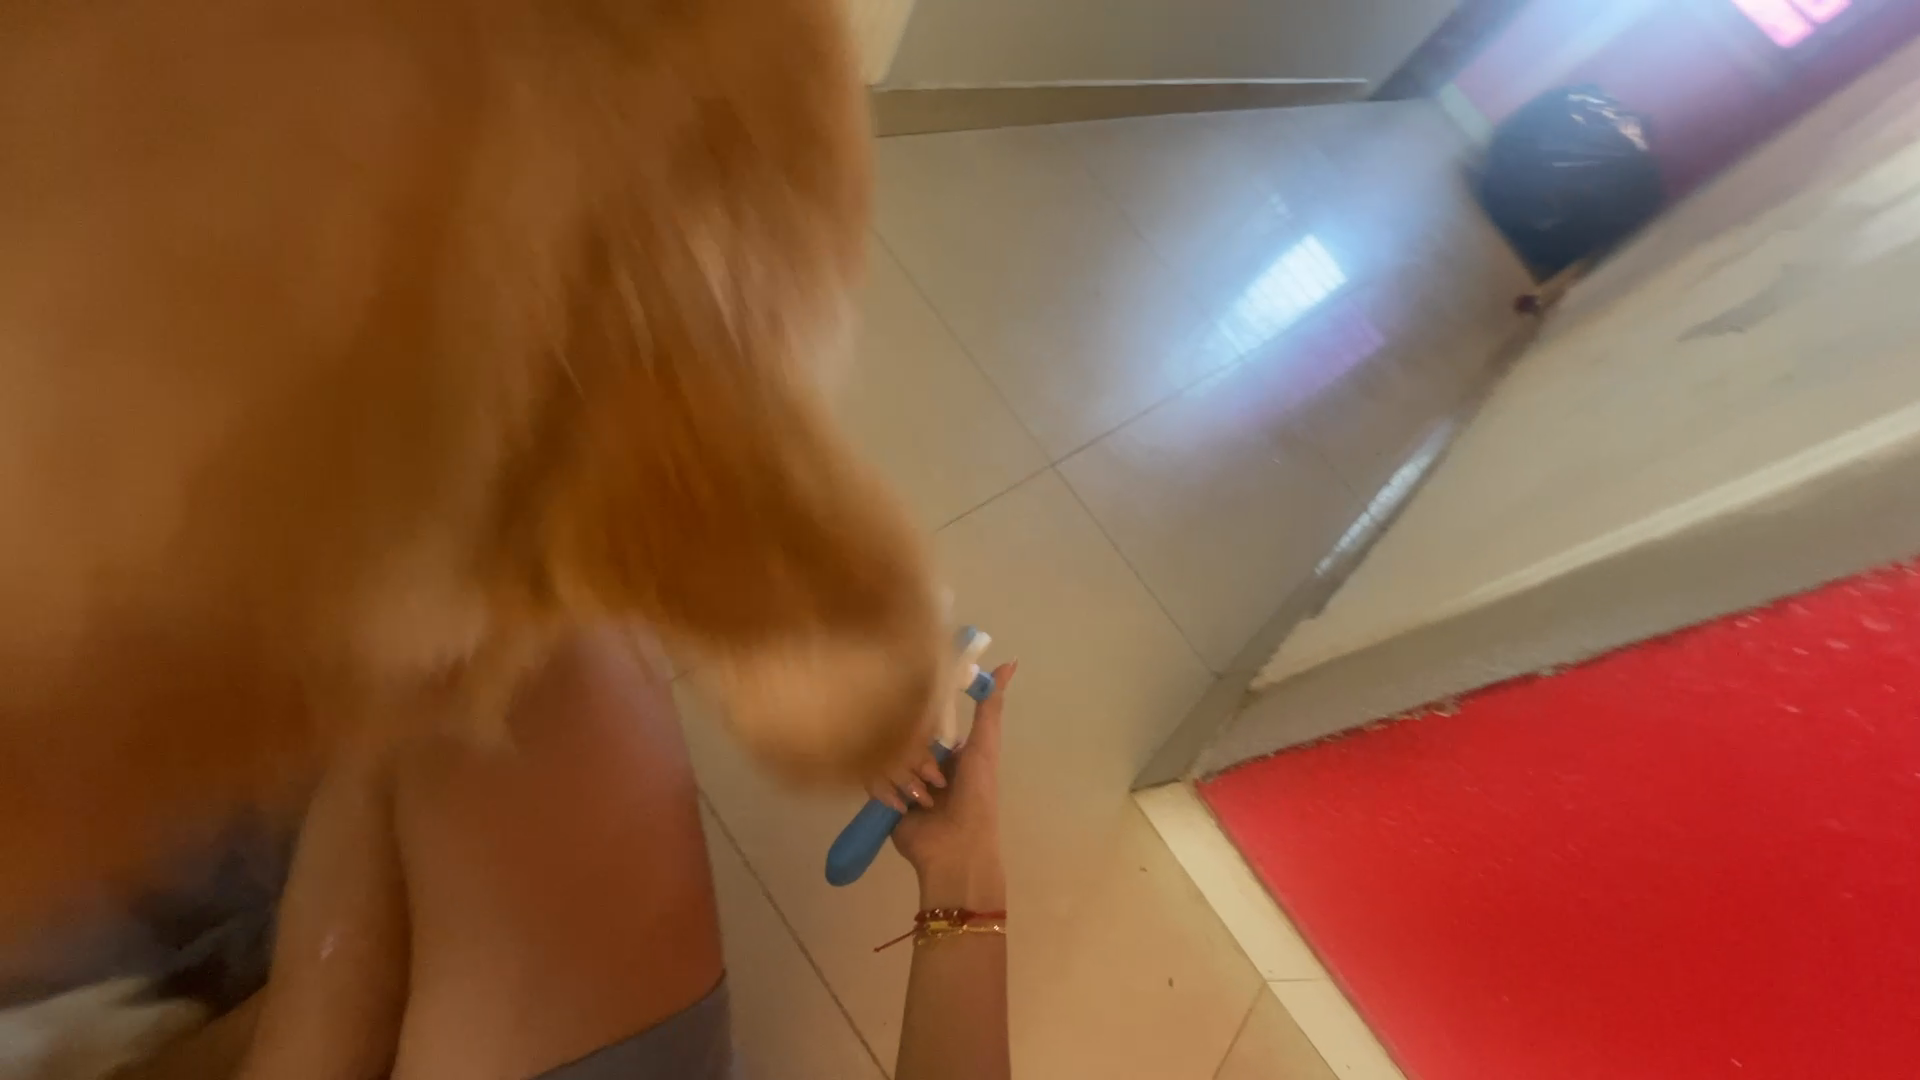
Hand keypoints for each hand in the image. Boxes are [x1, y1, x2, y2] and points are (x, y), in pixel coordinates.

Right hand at [887, 663, 1014, 908]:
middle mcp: (924, 759)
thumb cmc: (976, 797)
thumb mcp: (984, 747)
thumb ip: (990, 706)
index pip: (924, 716)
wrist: (955, 851)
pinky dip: (889, 792)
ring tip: (923, 797)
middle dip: (916, 757)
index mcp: (948, 748)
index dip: (925, 720)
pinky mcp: (884, 798)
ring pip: (885, 755)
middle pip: (902, 734)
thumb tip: (1012, 662)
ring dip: (906, 778)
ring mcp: (902, 778)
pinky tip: (906, 806)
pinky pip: (872, 779)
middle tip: (933, 776)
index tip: (925, 724)